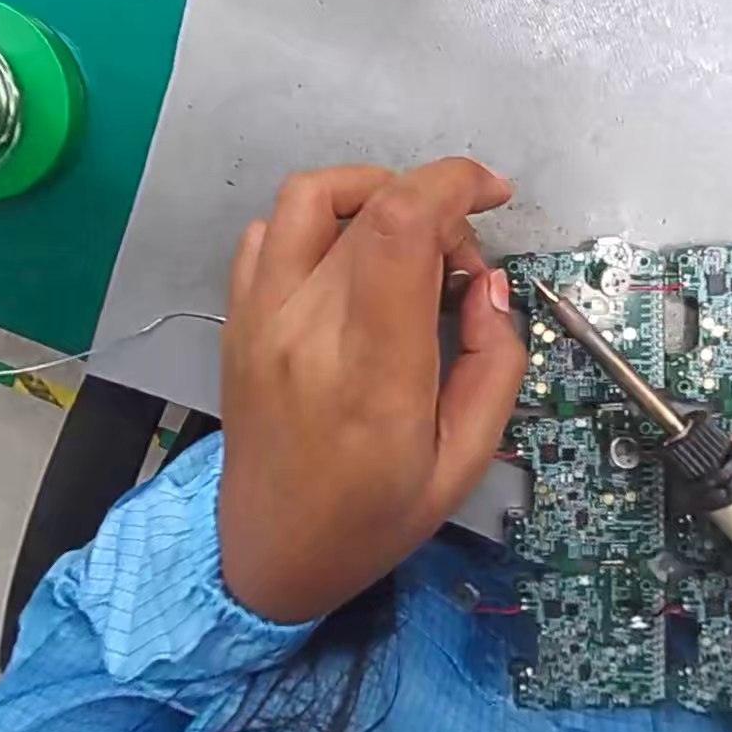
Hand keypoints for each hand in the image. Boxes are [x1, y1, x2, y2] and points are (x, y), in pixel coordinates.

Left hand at [217, 159, 525, 623]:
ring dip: (368, 193)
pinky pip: (268, 232)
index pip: (400, 228)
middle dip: (433, 202)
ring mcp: (259, 316)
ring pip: (306, 196)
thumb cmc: (370, 517)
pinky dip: (316, 223)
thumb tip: (487, 281)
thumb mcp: (463, 460)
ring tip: (402, 236)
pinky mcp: (237, 316)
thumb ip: (493, 362)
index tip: (491, 192)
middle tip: (457, 255)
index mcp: (373, 371)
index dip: (452, 183)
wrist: (267, 547)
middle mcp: (305, 328)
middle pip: (367, 204)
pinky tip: (344, 263)